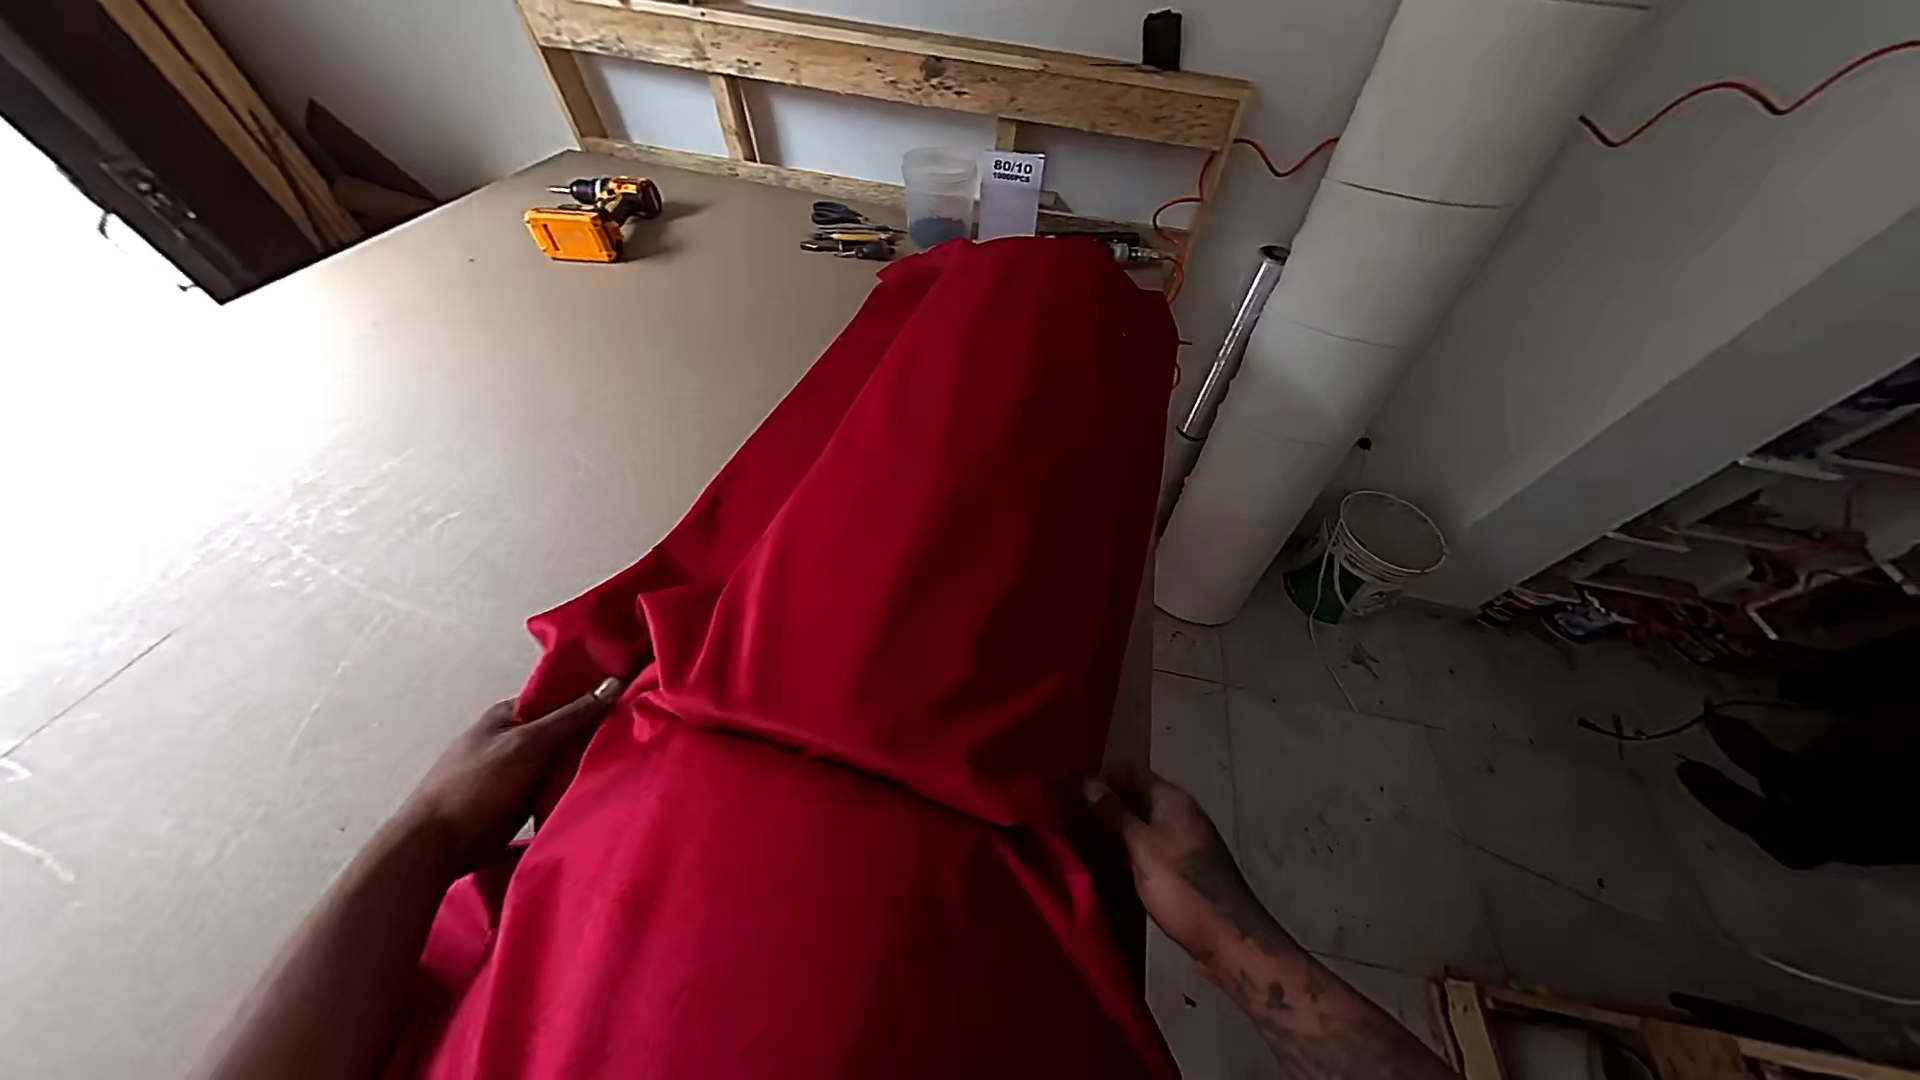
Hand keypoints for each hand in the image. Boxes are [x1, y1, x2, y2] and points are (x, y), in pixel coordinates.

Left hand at [397, 676, 622, 877]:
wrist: (430, 852)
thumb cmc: (475, 788)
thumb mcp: (528, 744)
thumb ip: (572, 715)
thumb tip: (614, 682)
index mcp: (508, 715)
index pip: (561, 695)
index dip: (594, 695)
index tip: (630, 699)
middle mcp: (512, 738)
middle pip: (565, 727)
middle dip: (595, 730)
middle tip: (634, 731)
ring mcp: (514, 770)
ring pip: (563, 757)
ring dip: (586, 759)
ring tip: (626, 757)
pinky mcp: (518, 799)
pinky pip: (556, 782)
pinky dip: (574, 783)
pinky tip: (600, 784)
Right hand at [1085, 773, 1291, 969]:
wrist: (1230, 941)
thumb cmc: (1184, 887)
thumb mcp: (1141, 846)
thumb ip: (1113, 812)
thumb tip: (1086, 781)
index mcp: (1170, 798)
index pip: (1128, 771)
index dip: (1099, 778)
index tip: (1067, 791)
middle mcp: (1177, 813)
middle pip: (1132, 798)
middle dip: (1101, 807)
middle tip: (1064, 818)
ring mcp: (1180, 841)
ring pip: (1137, 825)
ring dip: (1111, 832)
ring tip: (1076, 841)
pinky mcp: (1180, 868)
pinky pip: (1145, 848)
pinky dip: (1125, 852)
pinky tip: (1103, 866)